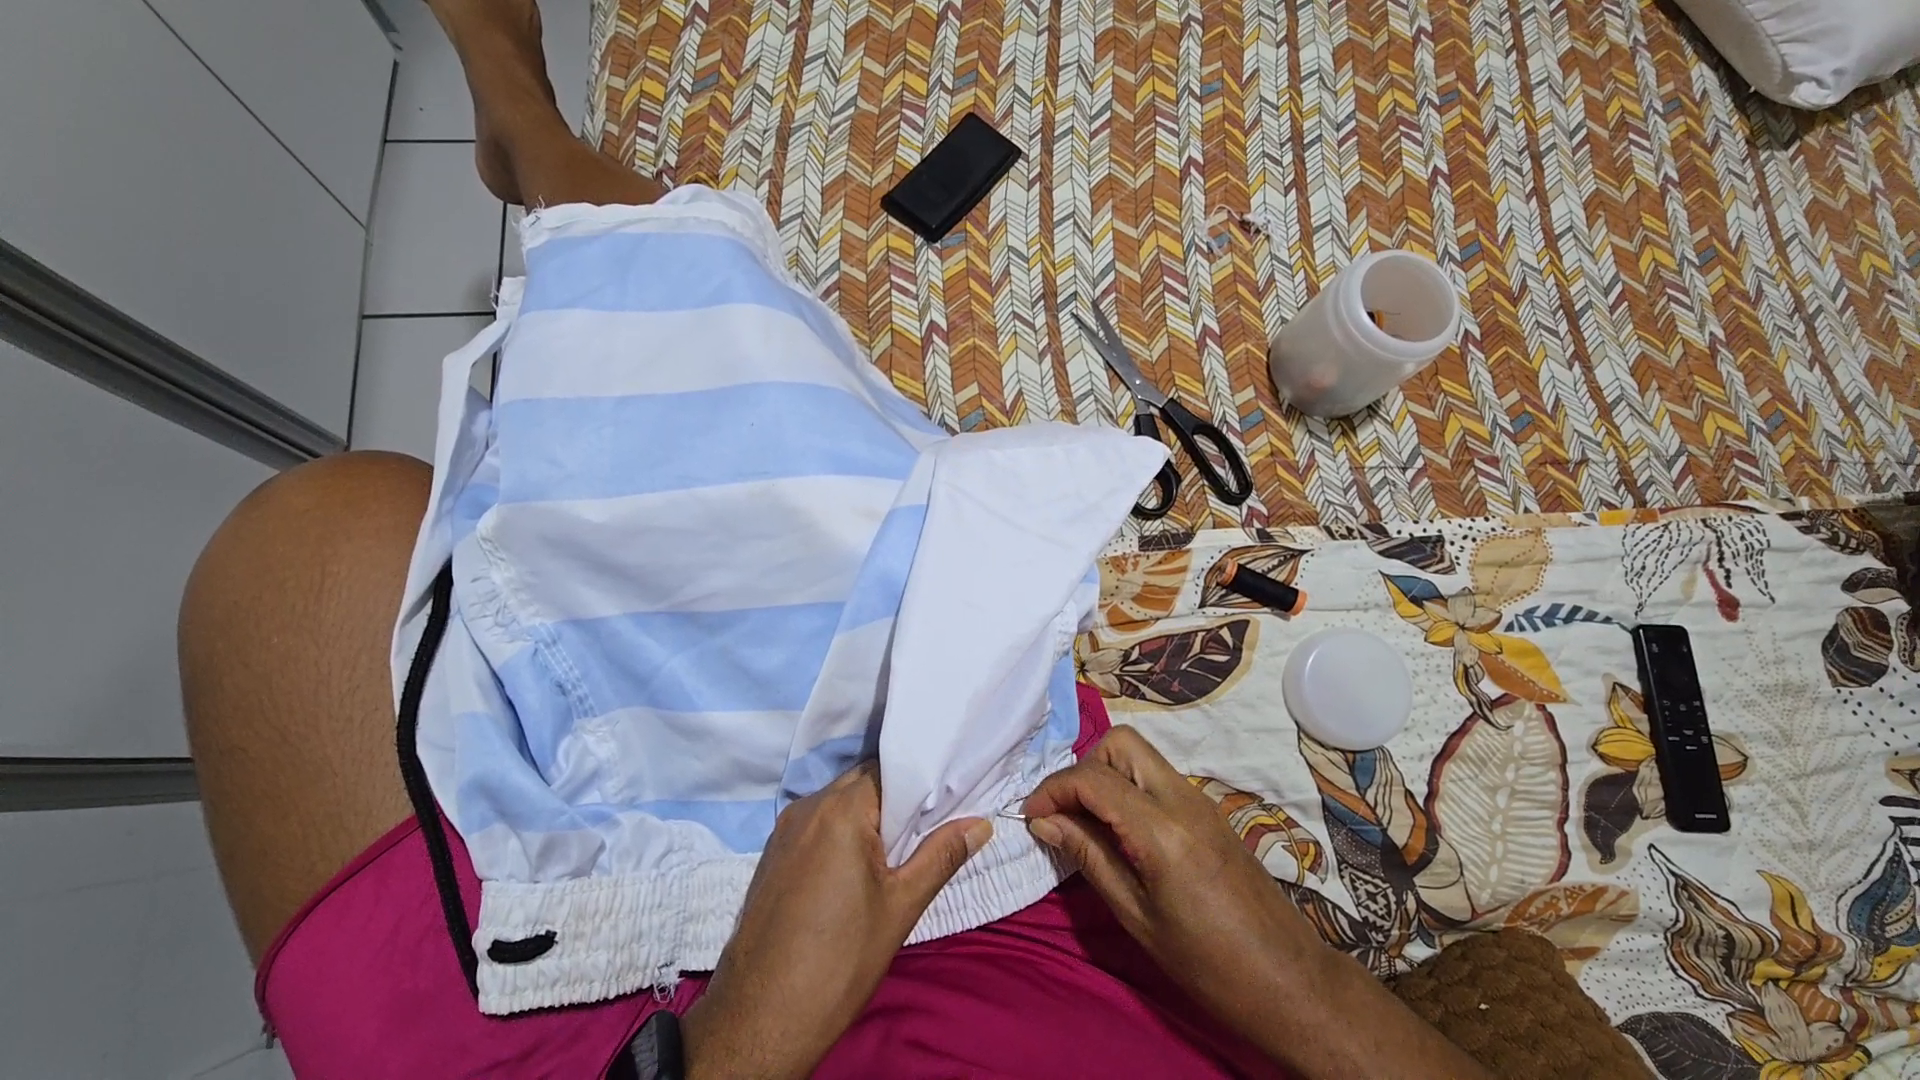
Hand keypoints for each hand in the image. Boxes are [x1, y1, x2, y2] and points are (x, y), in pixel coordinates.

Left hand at [683, 761, 990, 1079]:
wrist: (762, 1018)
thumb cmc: (840, 960)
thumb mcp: (901, 906)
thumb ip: (941, 856)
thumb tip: (981, 824)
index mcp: (839, 810)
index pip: (888, 770)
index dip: (921, 782)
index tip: (950, 800)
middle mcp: (806, 808)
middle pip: (862, 783)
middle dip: (897, 801)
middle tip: (932, 828)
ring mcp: (784, 831)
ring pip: (838, 805)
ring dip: (869, 818)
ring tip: (901, 851)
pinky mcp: (772, 855)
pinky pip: (817, 826)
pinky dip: (843, 834)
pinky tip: (862, 868)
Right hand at [1023, 726, 1489, 1078]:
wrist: (1287, 980)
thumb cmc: (1206, 962)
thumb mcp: (1136, 915)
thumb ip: (1089, 856)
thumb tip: (1044, 821)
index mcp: (1162, 829)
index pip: (1094, 778)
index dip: (1053, 790)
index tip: (1030, 817)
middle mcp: (1183, 799)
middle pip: (1121, 743)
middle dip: (1082, 767)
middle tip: (1064, 813)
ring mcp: (1201, 801)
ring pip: (1140, 755)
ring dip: (1104, 774)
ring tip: (1084, 823)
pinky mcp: (1209, 812)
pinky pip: (1157, 778)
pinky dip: (1127, 787)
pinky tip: (1117, 830)